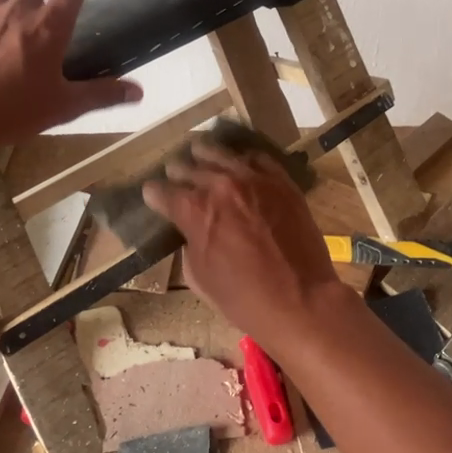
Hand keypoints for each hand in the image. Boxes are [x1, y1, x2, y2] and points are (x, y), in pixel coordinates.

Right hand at [143, 141, 344, 347]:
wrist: (300, 300)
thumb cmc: (244, 299)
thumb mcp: (199, 276)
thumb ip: (189, 243)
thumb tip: (190, 229)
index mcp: (194, 210)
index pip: (161, 191)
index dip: (153, 194)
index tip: (152, 195)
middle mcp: (220, 185)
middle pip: (189, 167)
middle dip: (178, 172)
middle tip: (175, 175)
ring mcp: (253, 178)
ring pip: (221, 153)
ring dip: (205, 155)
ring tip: (199, 152)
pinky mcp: (280, 180)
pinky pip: (256, 157)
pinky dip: (242, 159)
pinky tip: (238, 162)